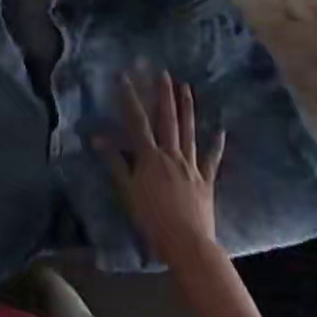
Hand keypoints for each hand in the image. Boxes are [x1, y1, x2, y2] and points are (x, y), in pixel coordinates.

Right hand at [99, 71, 225, 263]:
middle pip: (167, 119)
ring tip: (187, 87)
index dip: (129, 97)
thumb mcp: (128, 192)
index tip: (124, 76)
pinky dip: (216, 144)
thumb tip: (96, 138)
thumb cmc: (152, 220)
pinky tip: (220, 130)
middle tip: (164, 72)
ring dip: (187, 108)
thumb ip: (115, 163)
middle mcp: (171, 155)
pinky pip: (212, 159)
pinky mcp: (206, 180)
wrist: (188, 244)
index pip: (137, 120)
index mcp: (150, 157)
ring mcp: (191, 166)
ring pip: (189, 131)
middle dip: (164, 94)